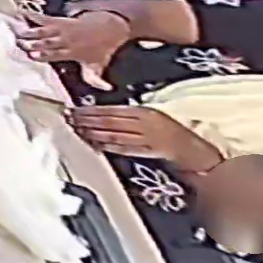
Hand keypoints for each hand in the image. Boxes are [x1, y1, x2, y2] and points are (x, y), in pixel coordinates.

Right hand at [17, 11, 129, 88]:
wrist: (108, 28)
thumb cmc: (98, 49)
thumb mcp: (97, 64)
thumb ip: (94, 77)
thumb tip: (105, 88)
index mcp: (71, 53)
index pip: (54, 54)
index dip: (43, 55)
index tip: (32, 55)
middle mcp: (63, 41)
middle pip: (44, 42)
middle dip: (32, 43)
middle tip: (20, 44)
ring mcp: (59, 30)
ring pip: (40, 31)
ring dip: (28, 32)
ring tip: (17, 33)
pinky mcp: (55, 21)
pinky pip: (40, 17)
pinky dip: (28, 15)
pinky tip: (18, 14)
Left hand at [69, 106, 222, 173]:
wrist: (193, 149)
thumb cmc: (164, 128)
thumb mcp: (146, 115)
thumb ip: (122, 112)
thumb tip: (90, 111)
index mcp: (144, 112)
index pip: (109, 110)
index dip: (87, 111)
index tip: (71, 110)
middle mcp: (146, 125)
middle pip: (108, 122)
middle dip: (85, 121)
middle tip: (69, 120)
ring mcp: (149, 139)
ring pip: (113, 135)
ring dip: (91, 133)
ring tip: (76, 130)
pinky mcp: (150, 152)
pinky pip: (123, 148)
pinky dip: (105, 145)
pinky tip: (93, 143)